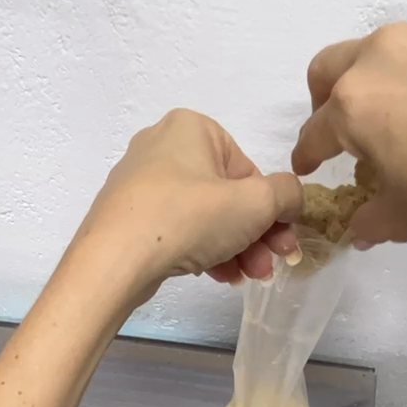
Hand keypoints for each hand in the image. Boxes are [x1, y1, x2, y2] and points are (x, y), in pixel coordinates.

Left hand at [75, 109, 303, 292]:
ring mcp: (139, 186)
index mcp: (192, 128)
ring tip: (247, 278)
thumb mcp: (255, 203)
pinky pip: (174, 232)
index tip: (284, 244)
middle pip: (225, 196)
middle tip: (269, 268)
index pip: (247, 170)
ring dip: (232, 249)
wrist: (115, 260)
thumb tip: (291, 198)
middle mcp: (161, 147)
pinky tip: (217, 277)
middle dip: (254, 236)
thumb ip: (286, 194)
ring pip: (201, 218)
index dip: (271, 210)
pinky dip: (199, 252)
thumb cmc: (188, 218)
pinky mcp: (126, 220)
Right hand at [293, 0, 406, 245]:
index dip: (310, 155)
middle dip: (328, 100)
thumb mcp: (404, 220)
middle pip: (332, 67)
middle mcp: (384, 54)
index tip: (313, 168)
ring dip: (387, 68)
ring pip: (389, 38)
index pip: (316, 132)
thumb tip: (359, 224)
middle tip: (349, 130)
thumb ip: (369, 218)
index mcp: (353, 106)